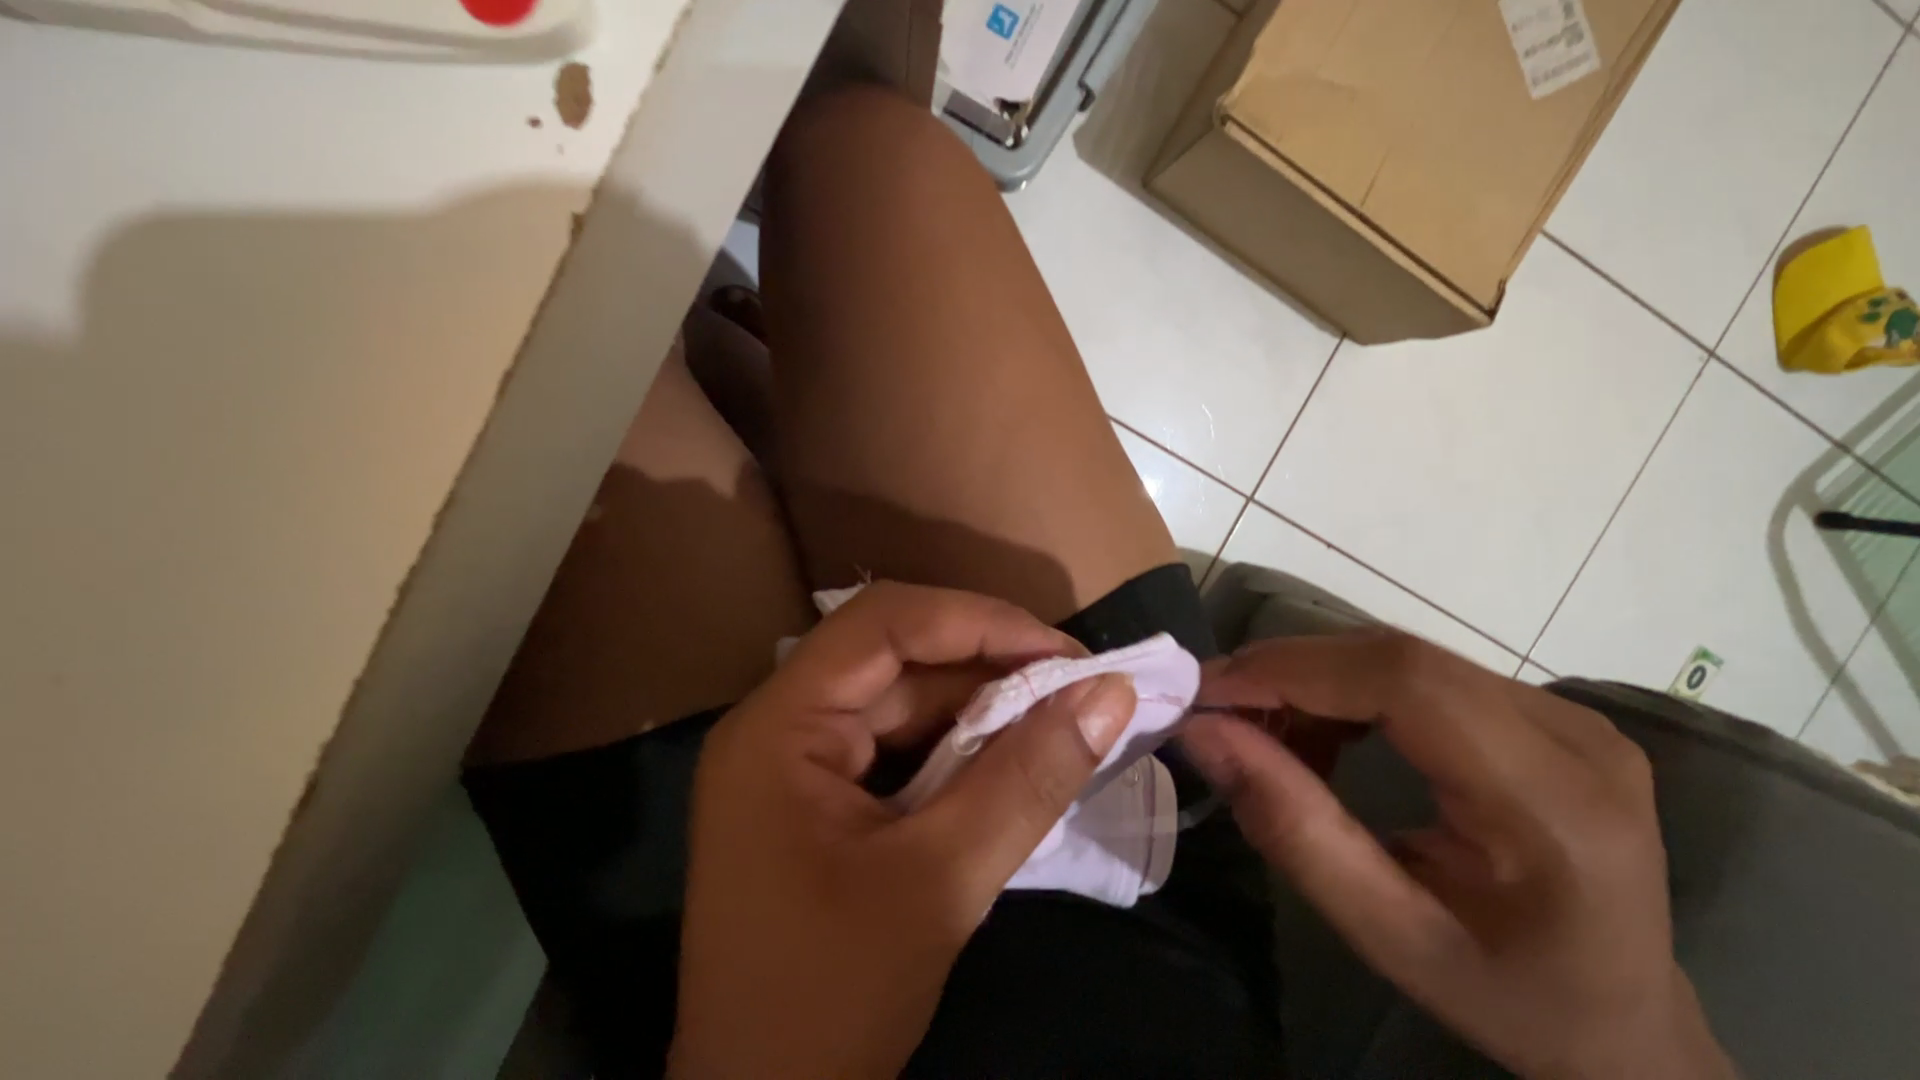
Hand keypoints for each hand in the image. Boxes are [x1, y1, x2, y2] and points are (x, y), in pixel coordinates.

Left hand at [670, 582, 1136, 1078]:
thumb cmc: (834, 994)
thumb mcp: (941, 881)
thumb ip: (1027, 778)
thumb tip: (1110, 693)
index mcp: (777, 728)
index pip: (882, 624)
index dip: (978, 621)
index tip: (1064, 653)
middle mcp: (776, 729)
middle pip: (891, 659)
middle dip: (988, 667)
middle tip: (1078, 687)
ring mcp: (792, 768)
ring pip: (898, 705)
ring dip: (978, 710)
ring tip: (1060, 720)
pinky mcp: (814, 805)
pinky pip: (893, 751)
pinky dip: (955, 752)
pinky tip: (1011, 761)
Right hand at [1181, 632, 1734, 1079]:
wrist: (1625, 1023)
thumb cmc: (1507, 997)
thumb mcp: (1388, 936)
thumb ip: (1294, 830)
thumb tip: (1204, 733)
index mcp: (1554, 803)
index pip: (1409, 684)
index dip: (1294, 670)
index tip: (1207, 694)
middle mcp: (1574, 735)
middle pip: (1402, 657)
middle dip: (1290, 672)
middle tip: (1216, 712)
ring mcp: (1570, 714)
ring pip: (1405, 656)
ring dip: (1315, 681)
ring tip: (1264, 735)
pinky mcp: (1548, 711)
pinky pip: (1424, 674)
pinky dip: (1349, 691)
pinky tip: (1323, 737)